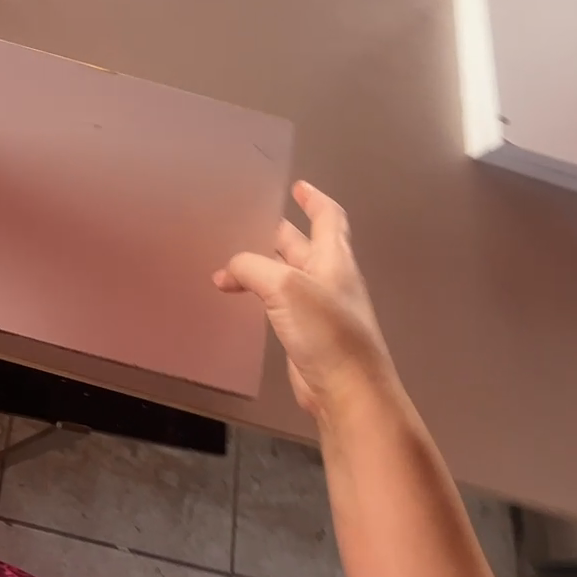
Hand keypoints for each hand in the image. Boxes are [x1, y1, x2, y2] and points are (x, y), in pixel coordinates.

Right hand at [213, 182, 395, 420]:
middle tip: (247, 221)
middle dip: (277, 231)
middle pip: (302, 245)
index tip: (298, 186)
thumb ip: (252, 267)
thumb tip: (230, 269)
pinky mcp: (306, 333)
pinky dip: (257, 292)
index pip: (328, 218)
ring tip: (228, 260)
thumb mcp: (284, 286)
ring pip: (286, 274)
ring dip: (260, 264)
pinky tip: (238, 298)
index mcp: (334, 259)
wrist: (348, 390)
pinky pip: (278, 301)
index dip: (314, 200)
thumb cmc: (326, 330)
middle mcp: (329, 279)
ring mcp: (318, 307)